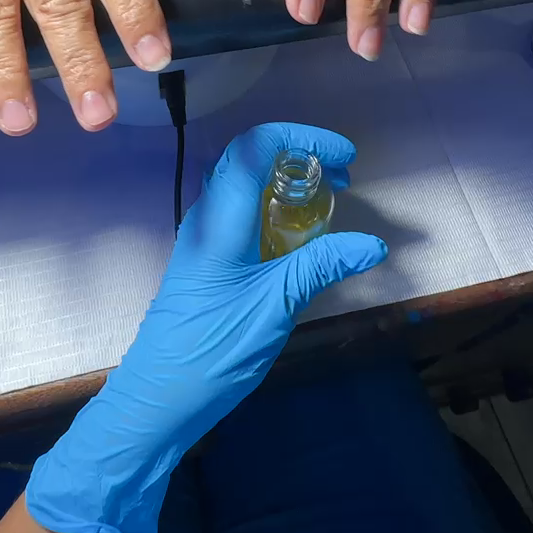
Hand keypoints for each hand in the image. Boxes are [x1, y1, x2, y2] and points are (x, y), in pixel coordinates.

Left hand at [25, 123, 387, 532]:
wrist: (159, 395)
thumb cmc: (213, 348)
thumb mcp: (275, 307)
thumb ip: (321, 267)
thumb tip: (374, 242)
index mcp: (220, 219)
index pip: (254, 146)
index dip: (301, 136)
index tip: (344, 155)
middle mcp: (208, 215)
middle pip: (249, 156)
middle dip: (299, 153)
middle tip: (343, 176)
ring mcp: (204, 234)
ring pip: (245, 181)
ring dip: (288, 177)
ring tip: (330, 198)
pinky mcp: (207, 255)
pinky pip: (243, 208)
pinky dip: (276, 202)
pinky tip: (301, 232)